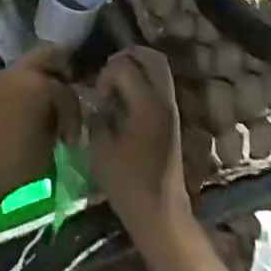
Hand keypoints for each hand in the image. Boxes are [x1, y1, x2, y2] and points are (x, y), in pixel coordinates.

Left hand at [0, 45, 77, 200]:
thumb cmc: (14, 165)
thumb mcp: (47, 146)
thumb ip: (57, 123)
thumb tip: (58, 118)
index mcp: (37, 83)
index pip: (66, 91)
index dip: (73, 115)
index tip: (71, 139)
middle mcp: (16, 72)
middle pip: (47, 56)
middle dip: (61, 74)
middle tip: (66, 101)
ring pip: (27, 68)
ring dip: (40, 82)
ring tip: (46, 110)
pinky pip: (11, 81)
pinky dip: (23, 89)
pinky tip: (26, 113)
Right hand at [87, 47, 188, 228]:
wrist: (161, 213)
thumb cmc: (127, 183)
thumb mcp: (101, 147)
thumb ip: (97, 115)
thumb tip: (98, 102)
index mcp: (147, 105)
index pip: (125, 66)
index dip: (106, 75)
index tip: (98, 96)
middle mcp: (164, 100)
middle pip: (150, 57)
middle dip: (126, 57)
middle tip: (107, 74)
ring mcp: (172, 108)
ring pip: (158, 68)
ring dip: (136, 68)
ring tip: (115, 86)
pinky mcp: (173, 118)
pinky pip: (159, 84)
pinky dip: (143, 81)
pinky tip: (125, 101)